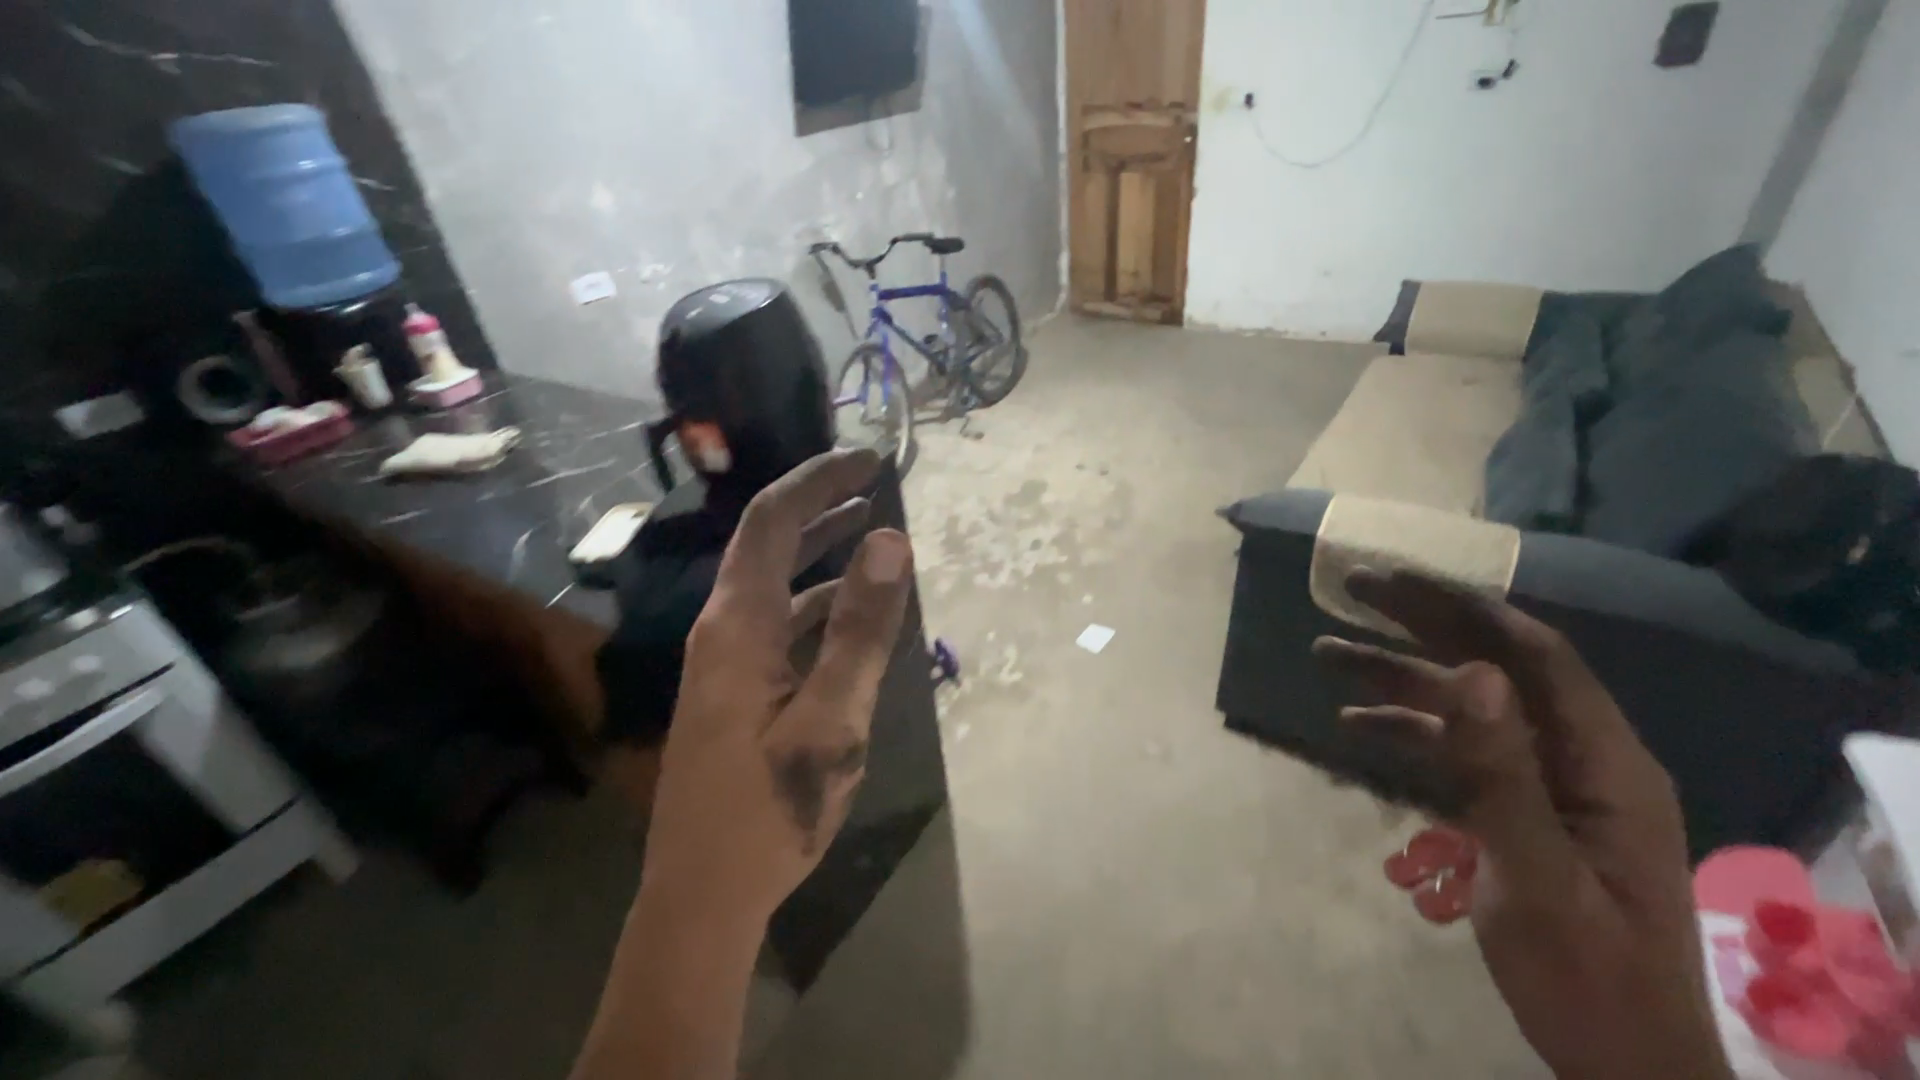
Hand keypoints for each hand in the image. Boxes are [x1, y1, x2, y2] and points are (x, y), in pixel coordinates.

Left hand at [640, 448, 913, 926]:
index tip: (870, 459)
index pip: (772, 521)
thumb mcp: (832, 718)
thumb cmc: (771, 808)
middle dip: (820, 506)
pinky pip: (776, 625)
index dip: (819, 479)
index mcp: (739, 625)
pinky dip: (814, 603)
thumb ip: (860, 628)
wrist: (703, 892)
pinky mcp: (732, 693)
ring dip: (818, 554)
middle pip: (767, 544)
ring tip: (870, 535)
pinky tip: (848, 618)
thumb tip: (889, 539)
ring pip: (773, 586)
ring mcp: (723, 664)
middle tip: (875, 485)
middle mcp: (722, 631)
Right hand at [1313, 570, 1731, 1079]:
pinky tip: (1355, 724)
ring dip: (1401, 679)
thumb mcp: (1539, 879)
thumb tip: (1472, 674)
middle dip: (1422, 623)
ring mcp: (1552, 785)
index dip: (1461, 605)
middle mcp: (1581, 756)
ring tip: (1325, 653)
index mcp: (1605, 762)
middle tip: (1351, 589)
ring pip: (1469, 708)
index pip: (1532, 653)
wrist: (1623, 1063)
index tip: (1390, 580)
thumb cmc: (1588, 975)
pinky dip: (1409, 732)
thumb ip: (1503, 775)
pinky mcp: (1523, 812)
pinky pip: (1461, 753)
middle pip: (1495, 667)